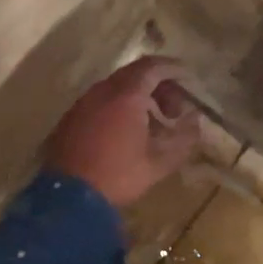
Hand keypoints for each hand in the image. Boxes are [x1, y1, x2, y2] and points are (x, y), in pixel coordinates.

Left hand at [46, 56, 202, 208]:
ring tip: (153, 124)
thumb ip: (184, 139)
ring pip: (116, 87)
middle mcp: (102, 91)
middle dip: (159, 86)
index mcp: (126, 95)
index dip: (174, 69)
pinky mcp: (71, 118)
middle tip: (174, 110)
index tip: (189, 79)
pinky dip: (120, 106)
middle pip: (135, 74)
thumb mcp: (159, 163)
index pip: (153, 67)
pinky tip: (126, 132)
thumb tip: (195, 120)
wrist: (67, 196)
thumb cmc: (117, 176)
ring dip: (139, 97)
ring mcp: (83, 103)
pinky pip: (101, 100)